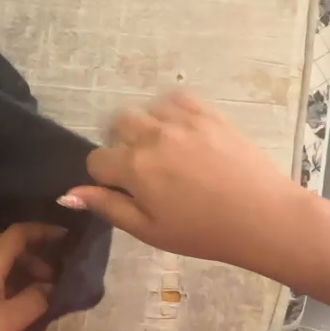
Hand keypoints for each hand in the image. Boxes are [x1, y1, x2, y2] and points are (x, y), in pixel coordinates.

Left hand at [0, 222, 65, 330]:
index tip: (65, 237)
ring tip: (32, 291)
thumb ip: (33, 301)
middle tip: (52, 274)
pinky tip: (3, 302)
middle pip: (4, 244)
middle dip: (32, 253)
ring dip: (15, 268)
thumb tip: (50, 287)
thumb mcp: (6, 322)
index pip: (17, 233)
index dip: (42, 231)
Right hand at [59, 91, 310, 270]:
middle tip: (145, 170)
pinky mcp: (207, 112)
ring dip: (147, 127)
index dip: (105, 177)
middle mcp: (152, 136)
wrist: (262, 216)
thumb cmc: (203, 232)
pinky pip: (175, 98)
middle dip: (123, 145)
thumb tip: (67, 195)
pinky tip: (184, 132)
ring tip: (167, 151)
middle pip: (117, 125)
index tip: (125, 190)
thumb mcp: (149, 230)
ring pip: (144, 110)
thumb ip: (108, 207)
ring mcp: (181, 120)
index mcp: (134, 168)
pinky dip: (172, 111)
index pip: (97, 160)